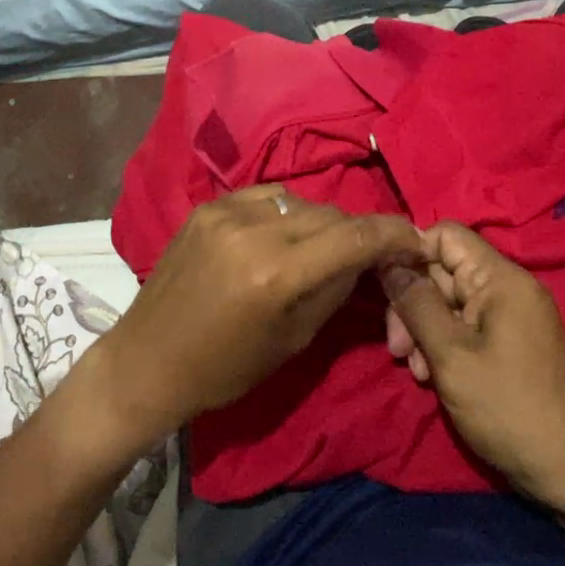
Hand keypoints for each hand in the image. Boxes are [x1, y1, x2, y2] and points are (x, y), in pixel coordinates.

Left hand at [91, 186, 422, 446]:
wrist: (148, 360)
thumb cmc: (225, 368)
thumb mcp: (294, 339)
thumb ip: (335, 289)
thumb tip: (368, 258)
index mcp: (277, 274)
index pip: (355, 237)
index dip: (394, 235)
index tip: (416, 241)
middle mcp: (253, 231)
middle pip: (331, 214)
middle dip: (356, 233)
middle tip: (367, 255)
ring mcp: (225, 212)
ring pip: (300, 201)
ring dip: (319, 221)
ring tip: (316, 249)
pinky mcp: (207, 206)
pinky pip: (265, 197)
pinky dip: (284, 213)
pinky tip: (280, 235)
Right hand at [382, 221, 564, 506]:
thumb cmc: (506, 407)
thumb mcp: (450, 355)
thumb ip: (416, 304)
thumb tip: (389, 263)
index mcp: (502, 279)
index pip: (446, 235)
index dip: (410, 255)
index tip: (386, 291)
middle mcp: (509, 288)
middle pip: (444, 272)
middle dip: (413, 305)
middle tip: (397, 350)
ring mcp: (512, 317)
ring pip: (450, 303)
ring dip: (424, 332)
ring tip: (418, 373)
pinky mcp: (511, 344)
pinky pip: (467, 328)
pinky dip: (445, 346)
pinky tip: (434, 378)